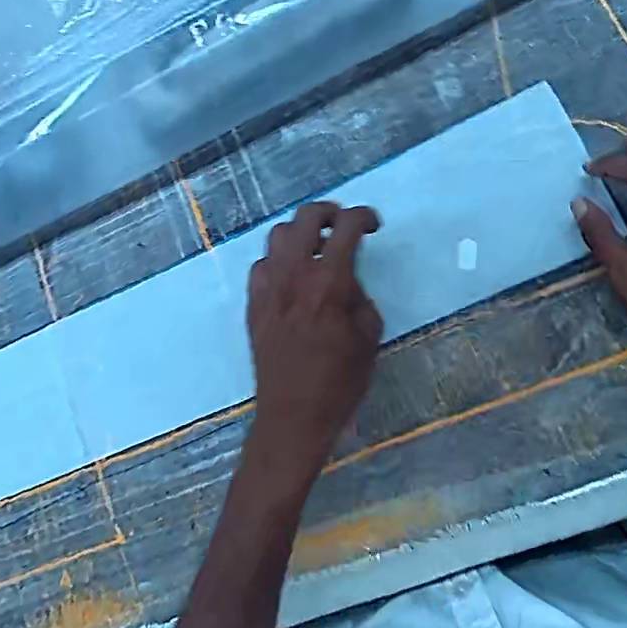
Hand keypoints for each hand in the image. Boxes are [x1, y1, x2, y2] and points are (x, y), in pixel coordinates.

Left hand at [245, 202, 383, 475]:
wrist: (293, 415)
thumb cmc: (339, 382)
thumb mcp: (368, 338)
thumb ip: (360, 299)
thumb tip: (347, 283)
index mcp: (329, 282)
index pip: (347, 228)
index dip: (363, 216)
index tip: (373, 225)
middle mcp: (294, 274)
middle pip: (306, 217)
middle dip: (330, 212)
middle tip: (343, 224)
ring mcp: (268, 286)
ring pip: (279, 235)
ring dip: (301, 233)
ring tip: (316, 248)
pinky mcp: (253, 302)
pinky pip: (263, 264)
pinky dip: (279, 260)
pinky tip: (290, 277)